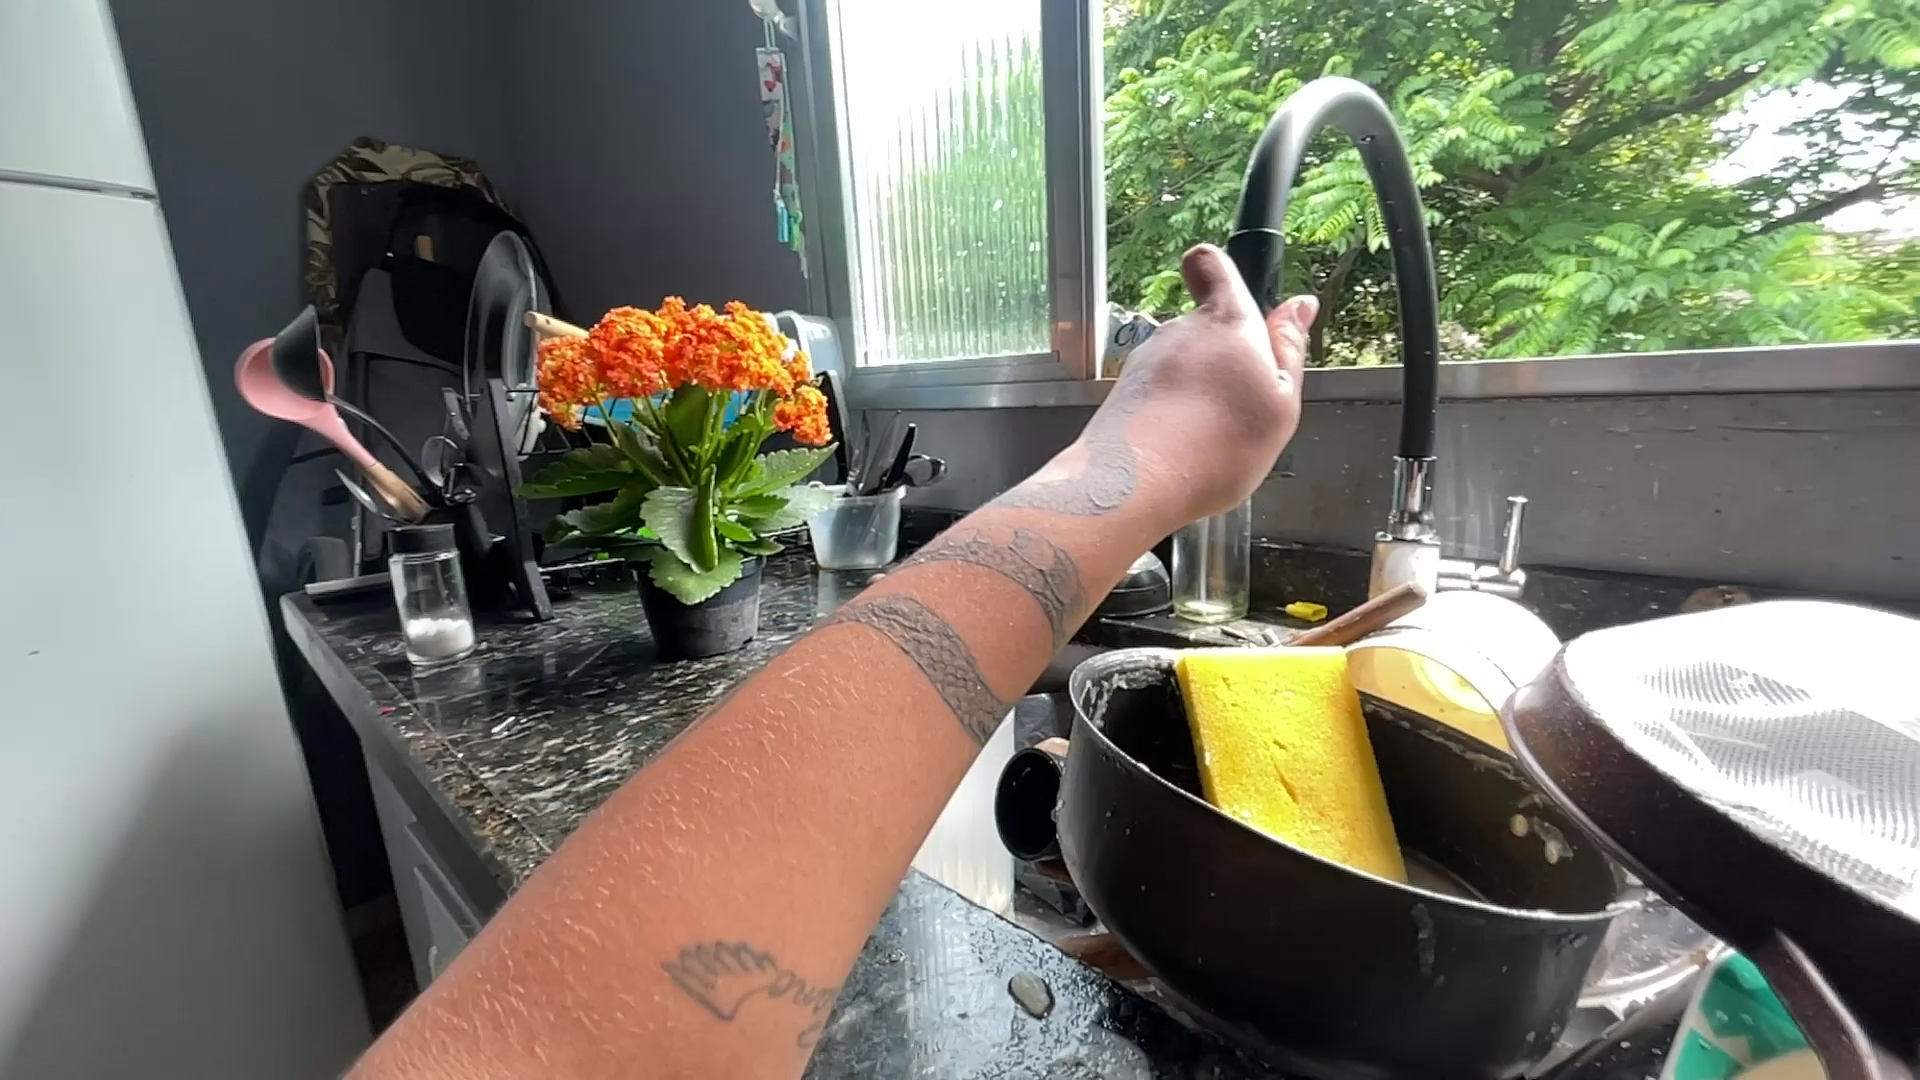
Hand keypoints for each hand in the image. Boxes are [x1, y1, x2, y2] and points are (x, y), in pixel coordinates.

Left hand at [1093, 244, 1316, 523]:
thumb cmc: (1219, 446)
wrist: (1135, 485)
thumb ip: (1289, 350)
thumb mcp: (1281, 404)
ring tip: (1208, 437)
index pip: (1212, 265)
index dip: (1218, 271)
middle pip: (1203, 329)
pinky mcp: (1120, 394)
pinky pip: (1154, 395)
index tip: (1230, 292)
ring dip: (1194, 391)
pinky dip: (1169, 414)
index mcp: (1226, 322)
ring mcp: (1143, 362)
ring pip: (1178, 366)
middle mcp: (1178, 332)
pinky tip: (1179, 449)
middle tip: (1240, 406)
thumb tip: (1299, 307)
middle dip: (1222, 359)